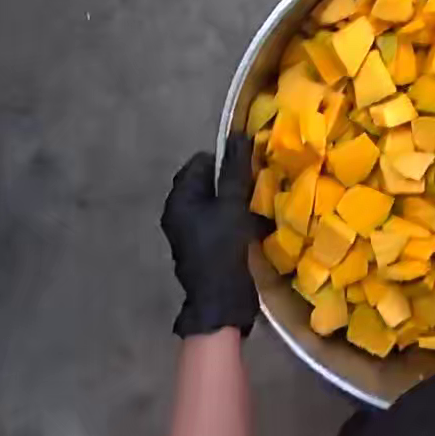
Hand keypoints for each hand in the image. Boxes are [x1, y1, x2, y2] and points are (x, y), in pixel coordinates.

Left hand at [160, 135, 266, 336]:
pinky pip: (218, 221)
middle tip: (255, 184)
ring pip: (215, 202)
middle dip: (231, 181)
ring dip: (235, 200)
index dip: (224, 160)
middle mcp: (178, 212)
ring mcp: (189, 231)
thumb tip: (239, 134)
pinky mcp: (203, 246)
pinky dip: (234, 218)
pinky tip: (252, 224)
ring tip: (256, 204)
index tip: (248, 168)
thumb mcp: (231, 204)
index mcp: (178, 199)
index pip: (200, 162)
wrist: (221, 301)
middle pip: (207, 182)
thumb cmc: (222, 247)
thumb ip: (235, 169)